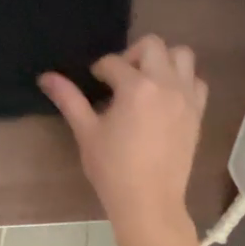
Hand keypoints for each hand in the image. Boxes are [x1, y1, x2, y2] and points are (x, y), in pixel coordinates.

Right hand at [40, 34, 207, 229]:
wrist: (148, 200)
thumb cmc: (112, 169)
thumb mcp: (86, 133)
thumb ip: (69, 99)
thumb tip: (46, 77)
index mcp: (135, 87)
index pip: (113, 62)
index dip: (99, 70)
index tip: (94, 84)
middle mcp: (166, 83)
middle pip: (153, 45)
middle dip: (132, 55)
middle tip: (120, 79)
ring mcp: (186, 96)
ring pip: (182, 55)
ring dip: (162, 61)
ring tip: (146, 83)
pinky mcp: (198, 111)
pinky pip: (196, 81)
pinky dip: (182, 81)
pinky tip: (165, 99)